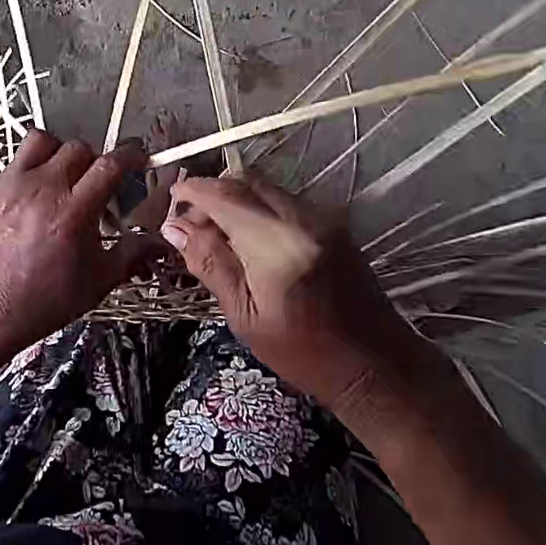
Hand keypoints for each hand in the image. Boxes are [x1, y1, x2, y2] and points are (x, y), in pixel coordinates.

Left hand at [0, 130, 148, 362]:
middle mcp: (43, 190)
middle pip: (79, 148)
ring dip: (61, 153)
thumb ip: (132, 254)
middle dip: (95, 160)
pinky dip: (33, 167)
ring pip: (44, 141)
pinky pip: (17, 161)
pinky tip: (36, 194)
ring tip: (64, 176)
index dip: (130, 155)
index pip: (110, 165)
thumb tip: (161, 243)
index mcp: (73, 213)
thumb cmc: (43, 300)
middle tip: (98, 183)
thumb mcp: (97, 281)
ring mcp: (13, 186)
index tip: (138, 158)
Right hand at [159, 176, 418, 416]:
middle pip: (244, 181)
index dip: (191, 191)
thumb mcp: (245, 316)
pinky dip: (257, 207)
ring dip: (234, 199)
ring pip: (264, 186)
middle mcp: (302, 217)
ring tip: (216, 234)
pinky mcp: (332, 220)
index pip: (223, 196)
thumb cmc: (304, 353)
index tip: (170, 203)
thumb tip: (175, 227)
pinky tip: (248, 239)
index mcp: (276, 243)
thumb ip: (210, 263)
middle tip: (190, 223)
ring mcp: (322, 215)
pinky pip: (284, 199)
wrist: (376, 364)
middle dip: (211, 193)